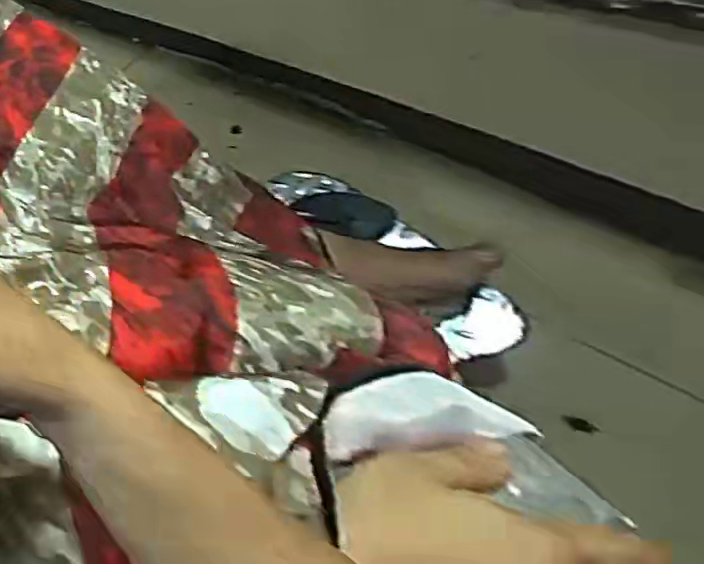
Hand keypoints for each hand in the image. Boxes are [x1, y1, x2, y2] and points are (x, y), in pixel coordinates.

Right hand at [341, 441, 667, 563]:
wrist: (354, 556)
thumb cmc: (389, 511)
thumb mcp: (413, 470)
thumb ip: (461, 462)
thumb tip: (500, 455)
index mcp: (539, 541)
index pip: (610, 545)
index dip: (632, 542)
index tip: (655, 545)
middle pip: (583, 562)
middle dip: (590, 551)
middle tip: (595, 542)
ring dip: (550, 553)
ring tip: (539, 542)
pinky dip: (521, 555)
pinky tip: (498, 548)